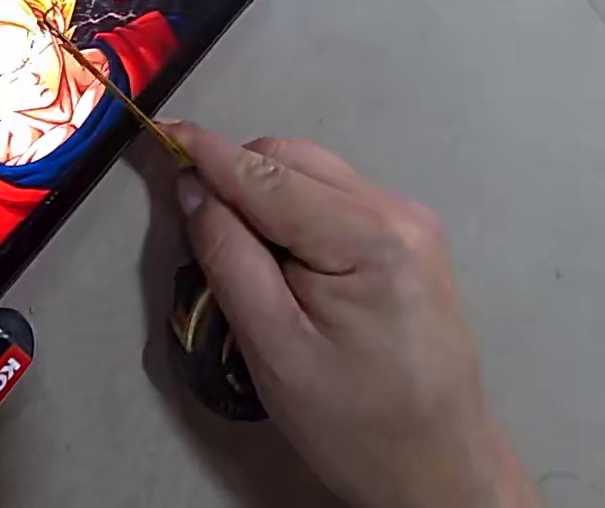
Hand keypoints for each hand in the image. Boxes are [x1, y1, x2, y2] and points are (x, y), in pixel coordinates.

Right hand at [166, 123, 534, 507]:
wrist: (443, 475)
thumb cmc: (354, 423)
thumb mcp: (271, 346)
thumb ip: (226, 254)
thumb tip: (192, 186)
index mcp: (369, 239)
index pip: (264, 174)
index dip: (205, 149)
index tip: (161, 131)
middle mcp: (395, 210)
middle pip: (287, 158)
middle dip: (233, 174)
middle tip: (201, 220)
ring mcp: (407, 216)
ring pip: (306, 165)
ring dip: (259, 186)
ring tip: (244, 244)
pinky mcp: (405, 229)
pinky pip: (326, 186)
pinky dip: (287, 199)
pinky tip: (284, 247)